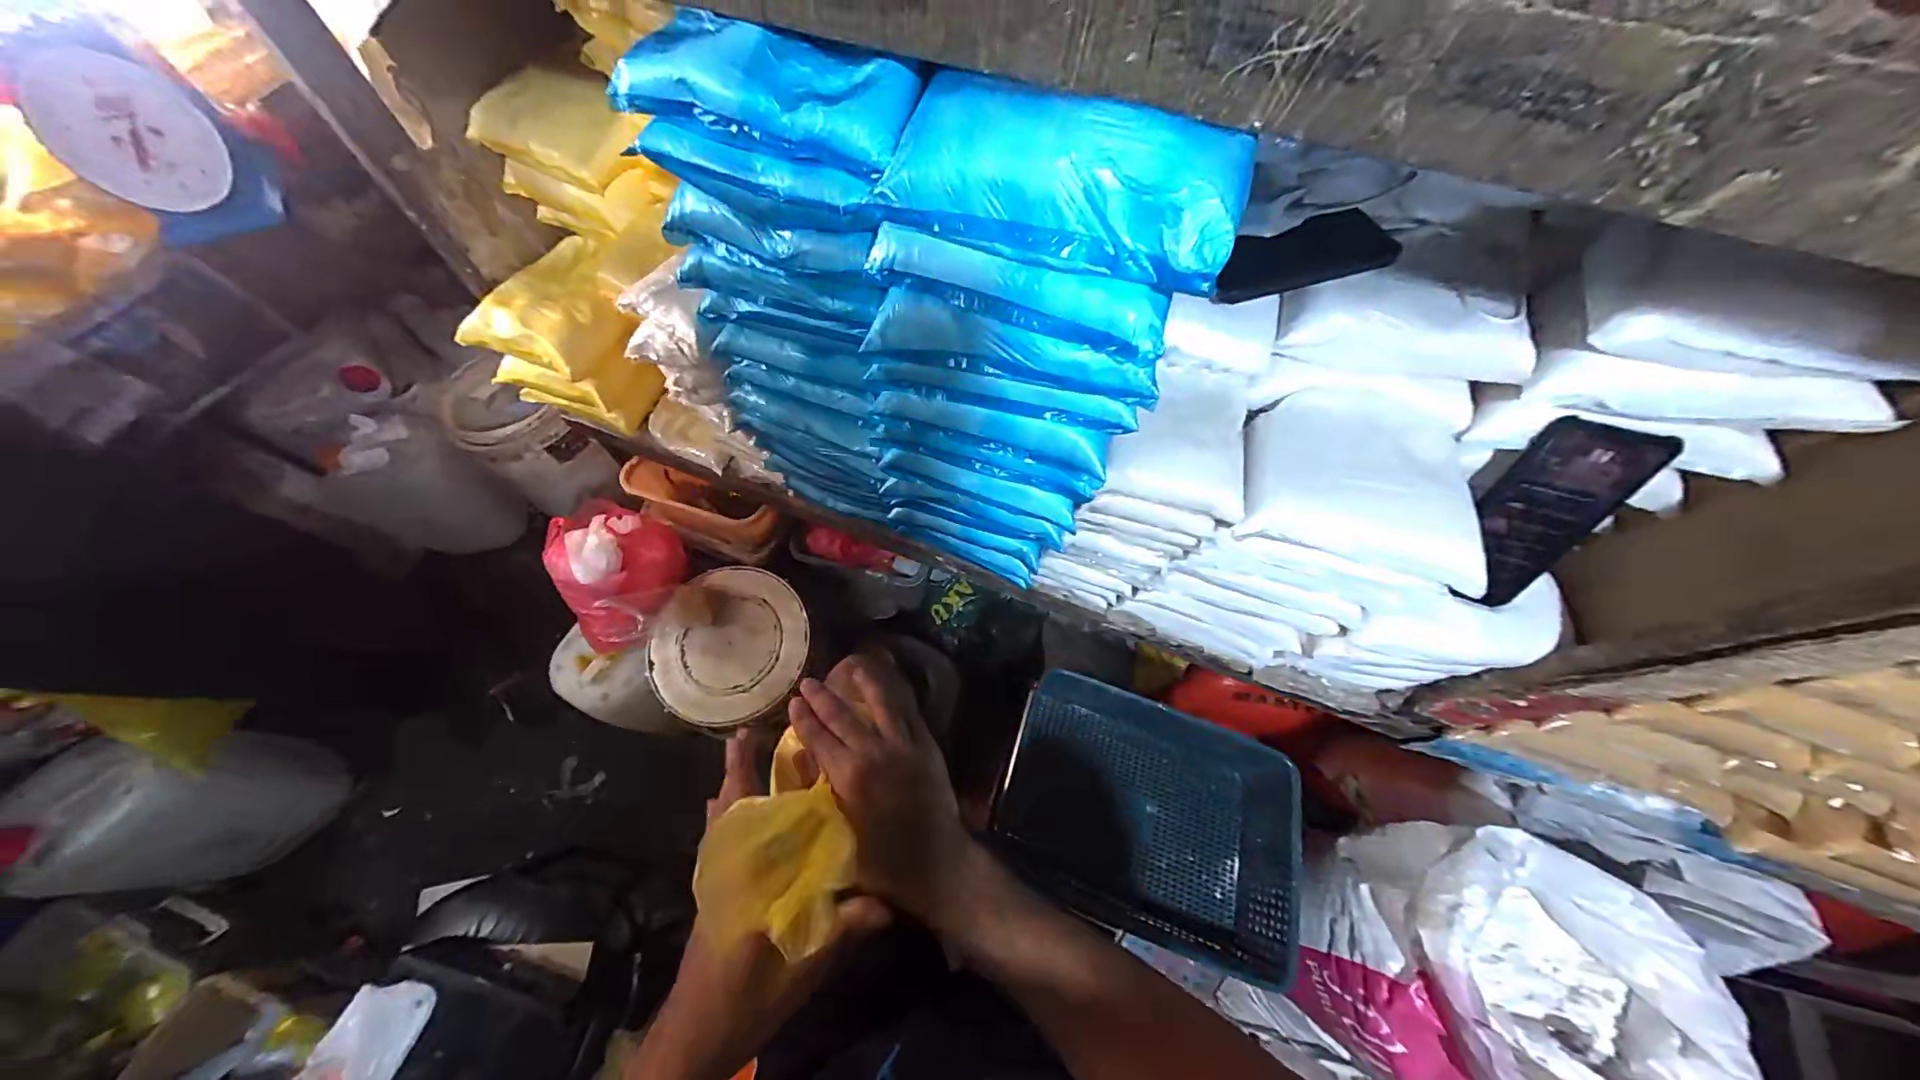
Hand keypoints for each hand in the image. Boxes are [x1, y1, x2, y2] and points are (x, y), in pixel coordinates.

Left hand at [631, 728, 887, 1079]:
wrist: (698, 1034)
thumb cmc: (747, 998)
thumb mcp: (801, 971)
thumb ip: (841, 933)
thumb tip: (886, 904)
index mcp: (746, 880)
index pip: (750, 817)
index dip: (748, 777)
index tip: (753, 739)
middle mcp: (726, 870)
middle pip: (729, 810)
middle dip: (737, 772)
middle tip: (747, 736)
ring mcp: (716, 883)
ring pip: (719, 824)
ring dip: (729, 789)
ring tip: (740, 758)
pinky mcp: (714, 897)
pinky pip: (718, 843)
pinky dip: (724, 818)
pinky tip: (728, 810)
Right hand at [787, 662, 984, 930]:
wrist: (940, 865)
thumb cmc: (884, 863)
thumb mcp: (839, 838)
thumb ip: (818, 798)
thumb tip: (801, 763)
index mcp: (849, 777)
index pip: (819, 738)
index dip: (804, 719)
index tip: (793, 702)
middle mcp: (875, 753)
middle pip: (843, 717)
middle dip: (822, 698)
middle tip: (808, 682)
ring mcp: (905, 746)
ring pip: (881, 704)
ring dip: (864, 684)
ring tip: (852, 666)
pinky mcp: (927, 747)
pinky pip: (908, 712)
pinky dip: (895, 695)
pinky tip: (888, 686)